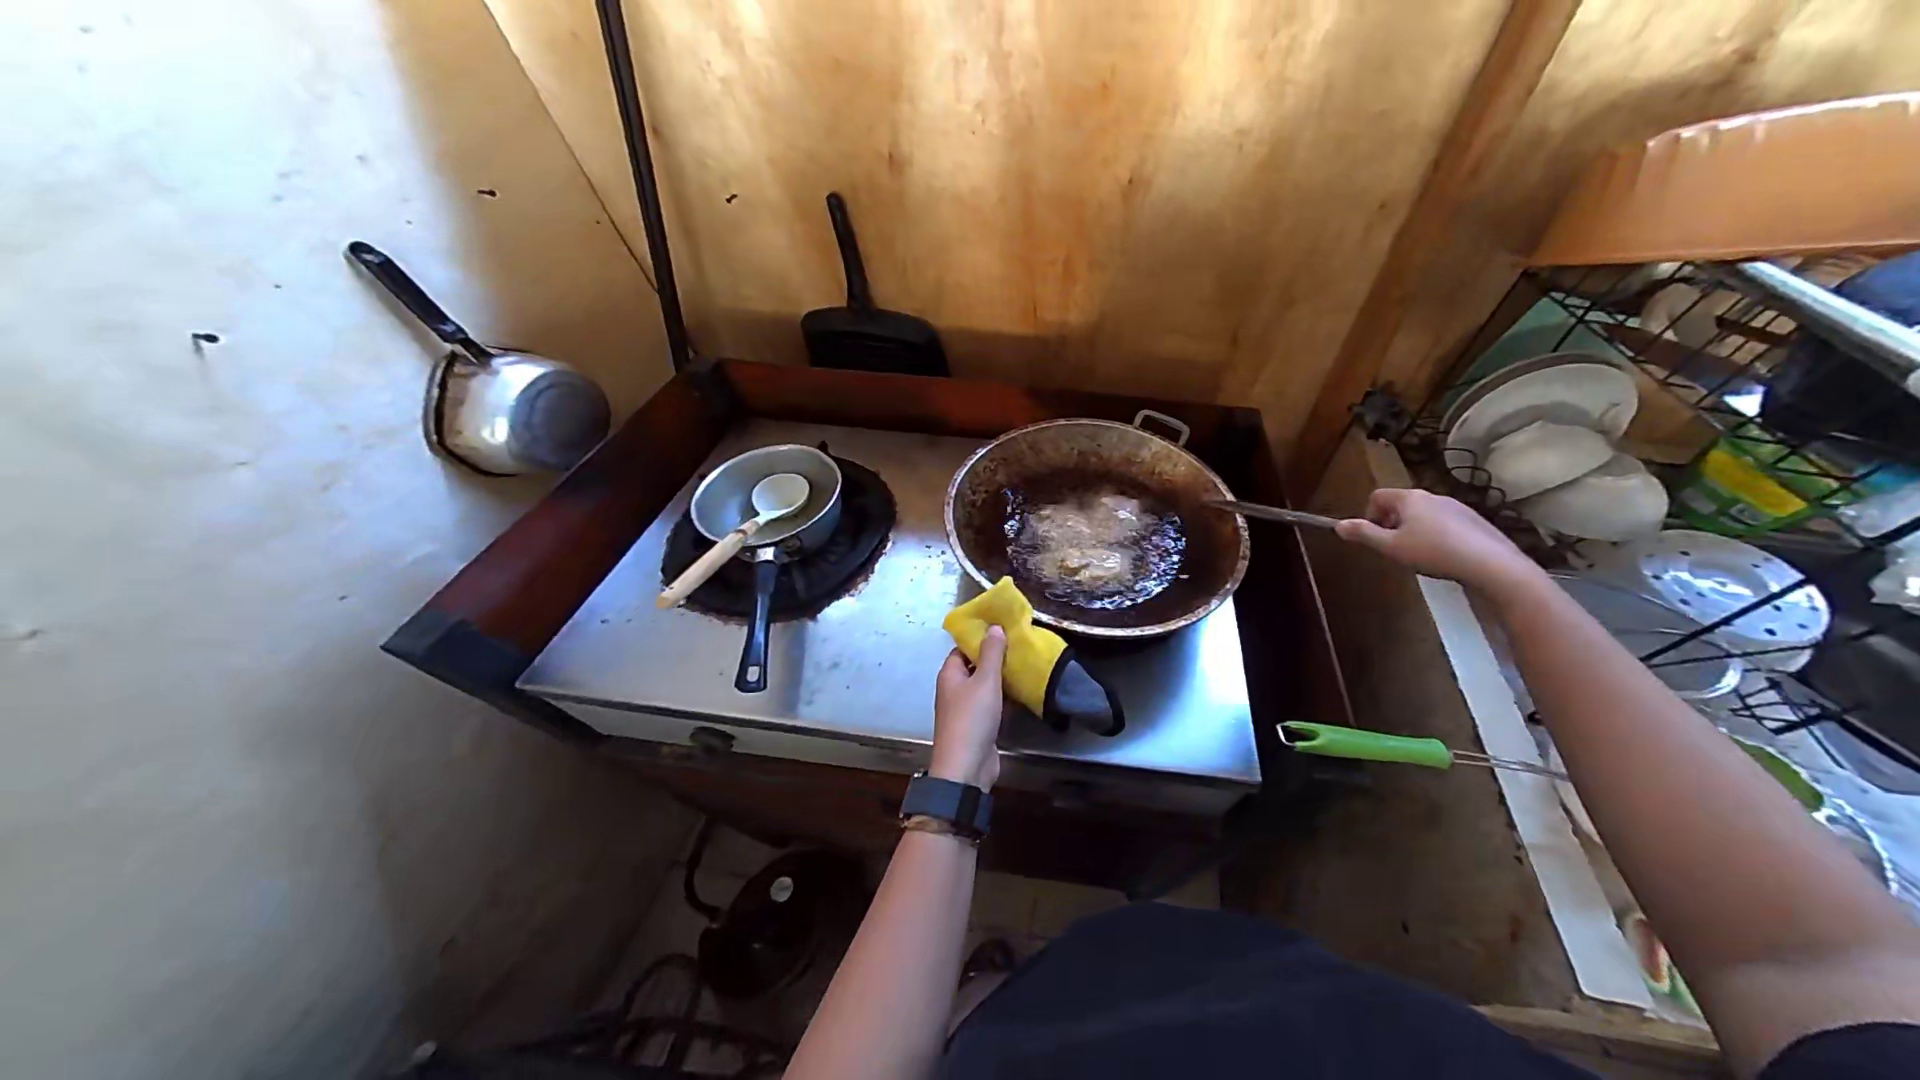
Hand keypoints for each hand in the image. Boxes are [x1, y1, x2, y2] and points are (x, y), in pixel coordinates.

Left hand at [931, 626, 1006, 790]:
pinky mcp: (978, 725)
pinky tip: (1022, 690)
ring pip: (984, 686)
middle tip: (1019, 644)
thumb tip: (994, 627)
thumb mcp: (985, 680)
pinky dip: (1004, 697)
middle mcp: (954, 689)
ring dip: (1001, 677)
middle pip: (974, 666)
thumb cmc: (972, 718)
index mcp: (950, 674)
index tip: (1002, 629)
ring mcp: (966, 708)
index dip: (980, 638)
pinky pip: (992, 703)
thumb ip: (992, 653)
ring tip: (1024, 663)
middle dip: (994, 656)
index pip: (963, 648)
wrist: (967, 766)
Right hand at [1334, 488, 1543, 597]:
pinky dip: (1437, 535)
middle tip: (1395, 548)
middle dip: (1391, 524)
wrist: (1490, 563)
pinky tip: (1444, 555)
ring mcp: (1456, 506)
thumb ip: (1363, 534)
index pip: (1377, 496)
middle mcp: (1432, 496)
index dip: (1369, 515)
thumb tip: (1338, 525)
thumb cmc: (1433, 552)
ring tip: (1420, 555)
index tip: (1375, 536)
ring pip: (1423, 514)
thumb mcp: (1391, 547)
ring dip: (1414, 530)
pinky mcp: (1474, 519)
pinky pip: (1445, 522)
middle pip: (1400, 504)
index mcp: (1409, 498)